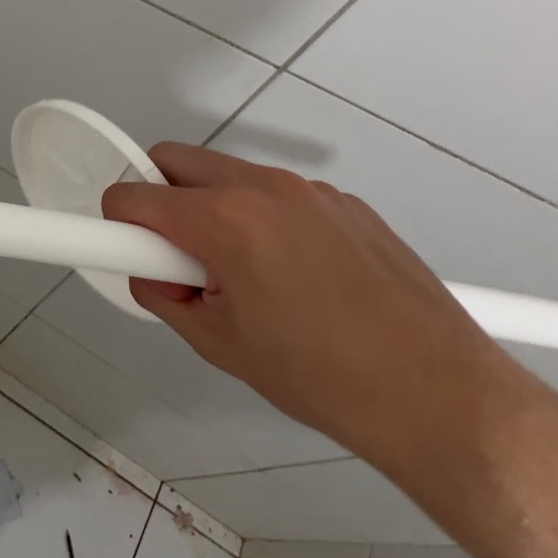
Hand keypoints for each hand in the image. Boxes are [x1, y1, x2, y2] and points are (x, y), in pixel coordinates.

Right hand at [102, 143, 518, 464]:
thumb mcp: (220, 343)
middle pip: (173, 160)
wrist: (443, 398)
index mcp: (226, 221)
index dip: (113, 222)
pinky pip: (277, 194)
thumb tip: (152, 275)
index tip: (119, 246)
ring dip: (210, 207)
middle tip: (171, 256)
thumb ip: (167, 296)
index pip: (133, 194)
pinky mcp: (347, 204)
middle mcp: (265, 188)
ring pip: (228, 174)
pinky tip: (291, 277)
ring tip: (239, 275)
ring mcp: (311, 191)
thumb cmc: (327, 377)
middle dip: (156, 198)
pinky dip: (261, 218)